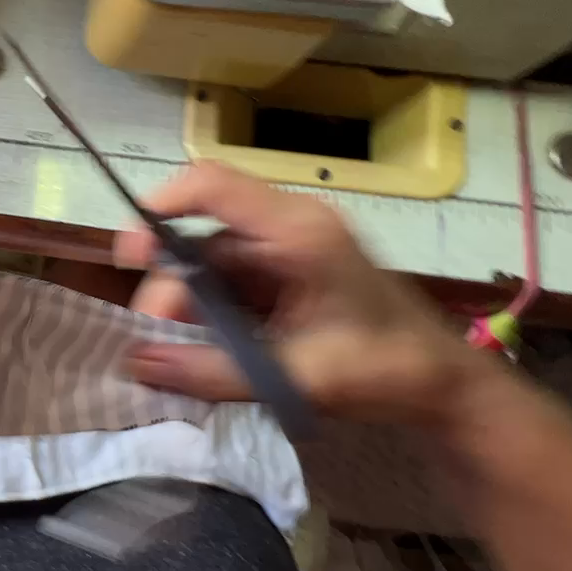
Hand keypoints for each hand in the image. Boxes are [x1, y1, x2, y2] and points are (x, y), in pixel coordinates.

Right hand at [118, 162, 488, 426]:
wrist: (442, 385)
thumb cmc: (388, 369)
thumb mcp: (300, 376)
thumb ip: (216, 371)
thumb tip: (135, 362)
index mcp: (298, 231)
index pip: (211, 186)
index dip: (158, 208)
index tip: (129, 258)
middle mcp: (280, 230)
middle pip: (194, 239)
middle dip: (167, 290)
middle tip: (157, 345)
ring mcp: (275, 253)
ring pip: (199, 267)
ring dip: (181, 310)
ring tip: (179, 357)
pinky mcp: (272, 277)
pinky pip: (216, 287)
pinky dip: (199, 318)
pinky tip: (199, 351)